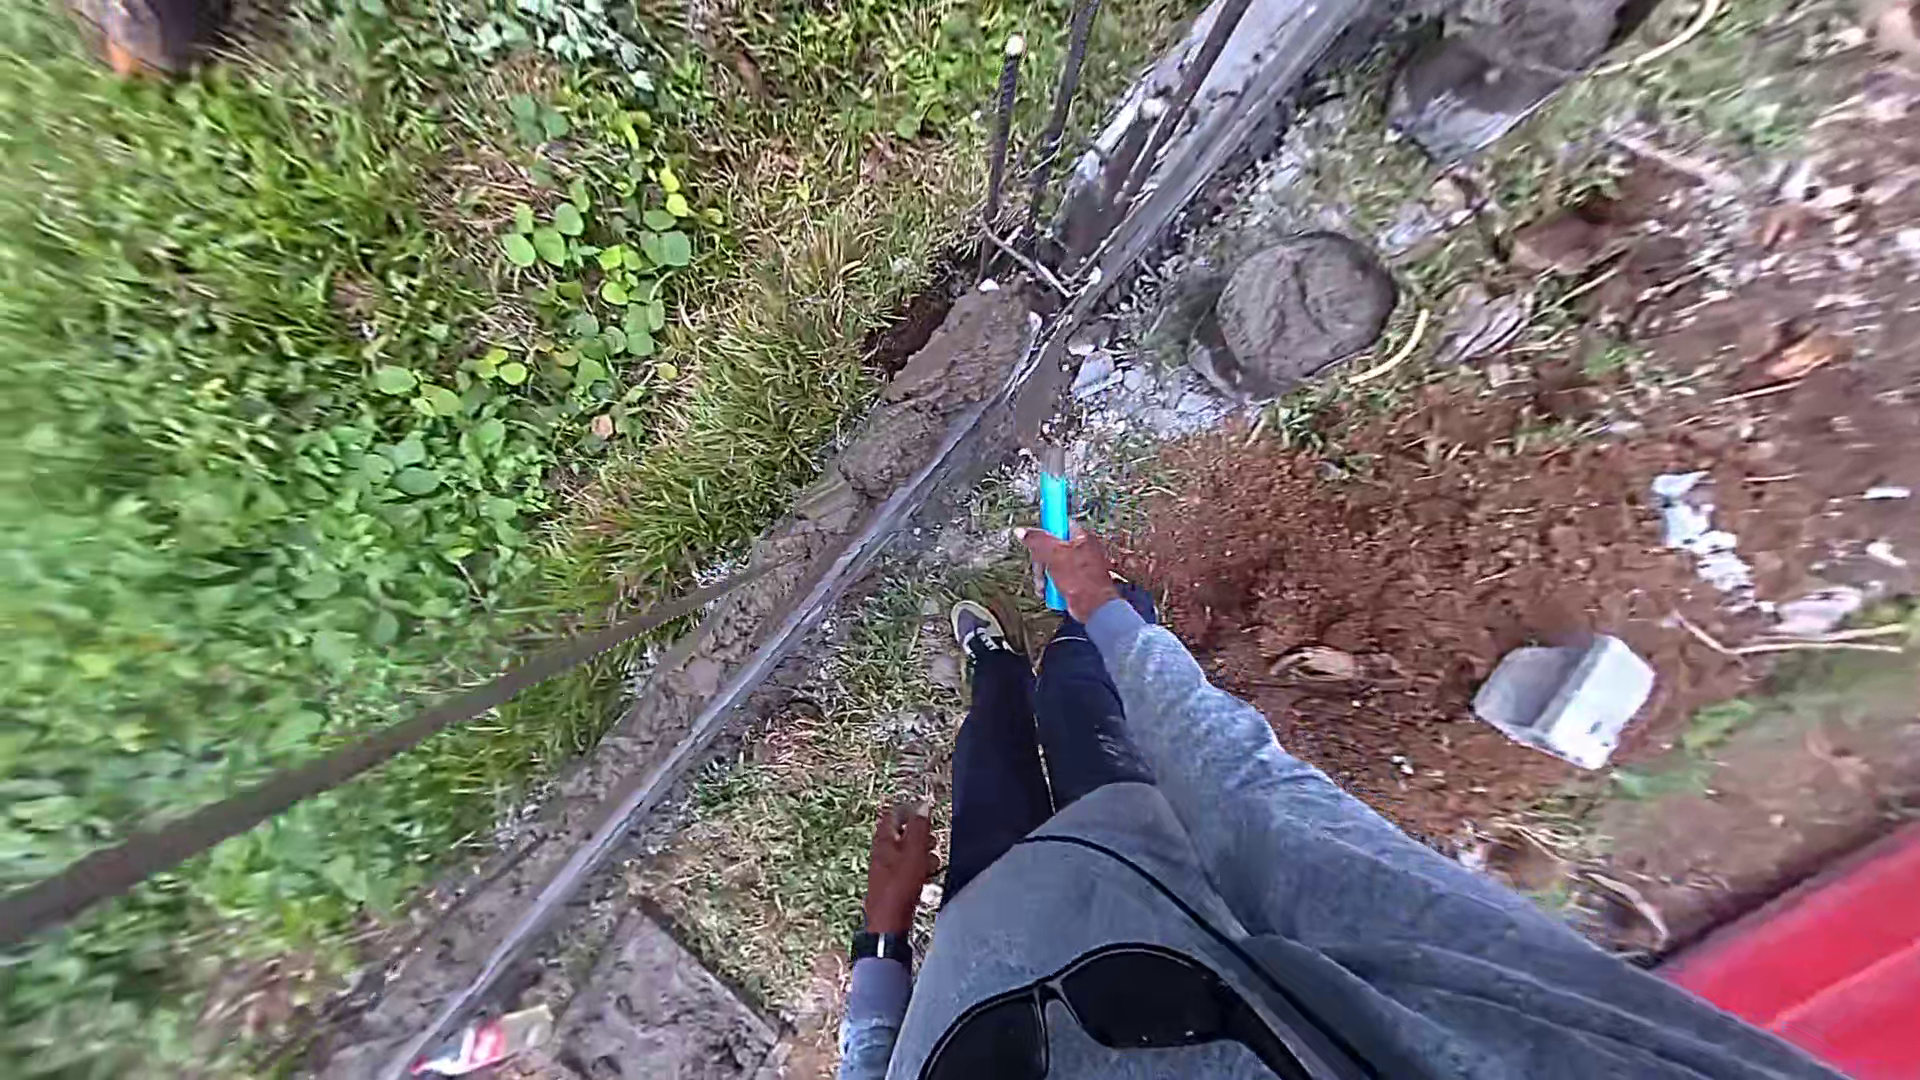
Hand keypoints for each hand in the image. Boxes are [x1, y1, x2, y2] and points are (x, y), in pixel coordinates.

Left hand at [863, 801, 932, 933]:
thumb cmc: (900, 884)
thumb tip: (923, 805)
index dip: (911, 811)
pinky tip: (928, 876)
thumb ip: (919, 826)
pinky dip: (918, 868)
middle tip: (932, 840)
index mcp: (884, 838)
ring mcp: (885, 867)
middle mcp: (881, 850)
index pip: (895, 814)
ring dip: (922, 853)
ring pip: (907, 851)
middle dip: (920, 834)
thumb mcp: (914, 850)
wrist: (889, 922)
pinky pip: (907, 868)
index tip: (926, 815)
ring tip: (933, 861)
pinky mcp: (892, 882)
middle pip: (902, 832)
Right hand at [1016, 522, 1119, 621]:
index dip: (1046, 529)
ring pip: (1050, 563)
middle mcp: (1080, 549)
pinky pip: (1054, 576)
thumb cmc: (1082, 580)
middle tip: (1041, 567)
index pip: (1058, 524)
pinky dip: (1049, 584)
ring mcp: (1077, 565)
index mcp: (1080, 537)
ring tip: (1044, 583)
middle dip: (1041, 560)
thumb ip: (1038, 541)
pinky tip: (1048, 590)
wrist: (1093, 607)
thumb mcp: (1054, 555)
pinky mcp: (1073, 580)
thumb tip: (1022, 532)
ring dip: (1043, 575)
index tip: (1036, 536)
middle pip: (1050, 546)